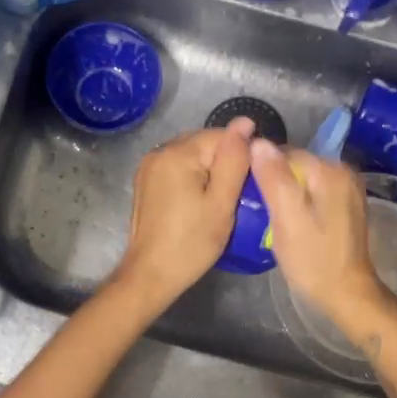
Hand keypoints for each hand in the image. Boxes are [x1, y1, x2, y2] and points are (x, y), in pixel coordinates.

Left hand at [112, 119, 255, 306]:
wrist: (151, 274)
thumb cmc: (191, 243)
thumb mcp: (221, 203)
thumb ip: (234, 160)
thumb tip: (245, 123)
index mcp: (178, 153)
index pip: (222, 136)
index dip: (242, 157)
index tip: (250, 185)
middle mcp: (159, 151)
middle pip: (205, 144)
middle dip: (224, 163)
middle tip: (238, 196)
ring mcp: (149, 166)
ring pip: (192, 156)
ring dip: (210, 171)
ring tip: (221, 200)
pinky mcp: (145, 182)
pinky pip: (178, 169)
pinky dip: (193, 179)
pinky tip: (200, 202)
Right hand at [247, 138, 385, 321]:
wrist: (347, 294)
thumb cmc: (313, 259)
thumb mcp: (287, 218)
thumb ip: (274, 177)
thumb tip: (258, 141)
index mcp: (330, 170)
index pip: (284, 152)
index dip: (261, 170)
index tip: (248, 194)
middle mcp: (344, 172)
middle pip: (295, 165)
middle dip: (274, 181)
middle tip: (259, 209)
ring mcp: (348, 190)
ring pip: (303, 180)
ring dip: (286, 193)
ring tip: (272, 217)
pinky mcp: (346, 206)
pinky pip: (314, 193)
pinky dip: (300, 203)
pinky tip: (291, 222)